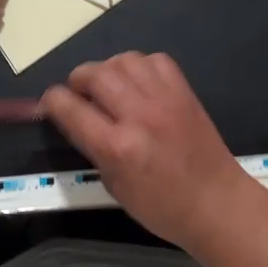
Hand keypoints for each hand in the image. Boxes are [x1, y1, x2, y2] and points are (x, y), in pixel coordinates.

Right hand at [41, 52, 265, 249]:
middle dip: (77, 81)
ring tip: (110, 87)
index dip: (52, 102)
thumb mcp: (114, 186)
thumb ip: (92, 147)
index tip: (50, 105)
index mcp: (117, 147)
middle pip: (94, 74)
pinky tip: (139, 85)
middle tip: (80, 95)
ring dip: (108, 70)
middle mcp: (138, 115)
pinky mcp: (183, 89)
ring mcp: (163, 98)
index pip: (69, 108)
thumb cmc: (162, 207)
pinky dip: (139, 67)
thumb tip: (75, 117)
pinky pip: (153, 59)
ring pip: (122, 60)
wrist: (217, 202)